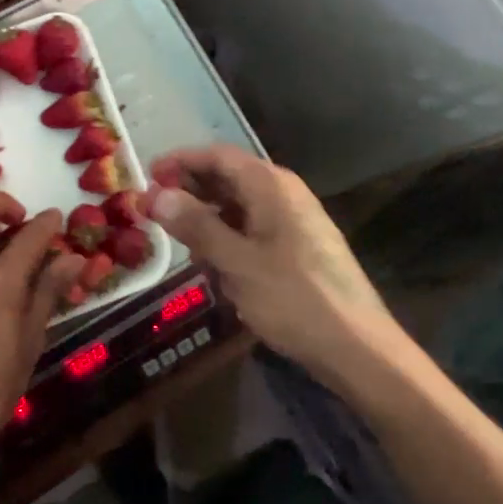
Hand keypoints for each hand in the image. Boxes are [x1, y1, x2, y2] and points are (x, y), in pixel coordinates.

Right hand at [143, 145, 398, 380]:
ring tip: (187, 252)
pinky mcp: (298, 249)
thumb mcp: (236, 262)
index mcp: (271, 185)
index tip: (146, 177)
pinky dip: (230, 243)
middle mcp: (284, 194)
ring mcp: (294, 221)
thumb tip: (154, 194)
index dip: (180, 161)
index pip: (217, 156)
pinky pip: (254, 232)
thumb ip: (195, 226)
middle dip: (191, 194)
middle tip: (156, 216)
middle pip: (228, 179)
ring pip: (239, 208)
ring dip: (209, 223)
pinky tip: (218, 273)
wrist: (357, 347)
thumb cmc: (294, 298)